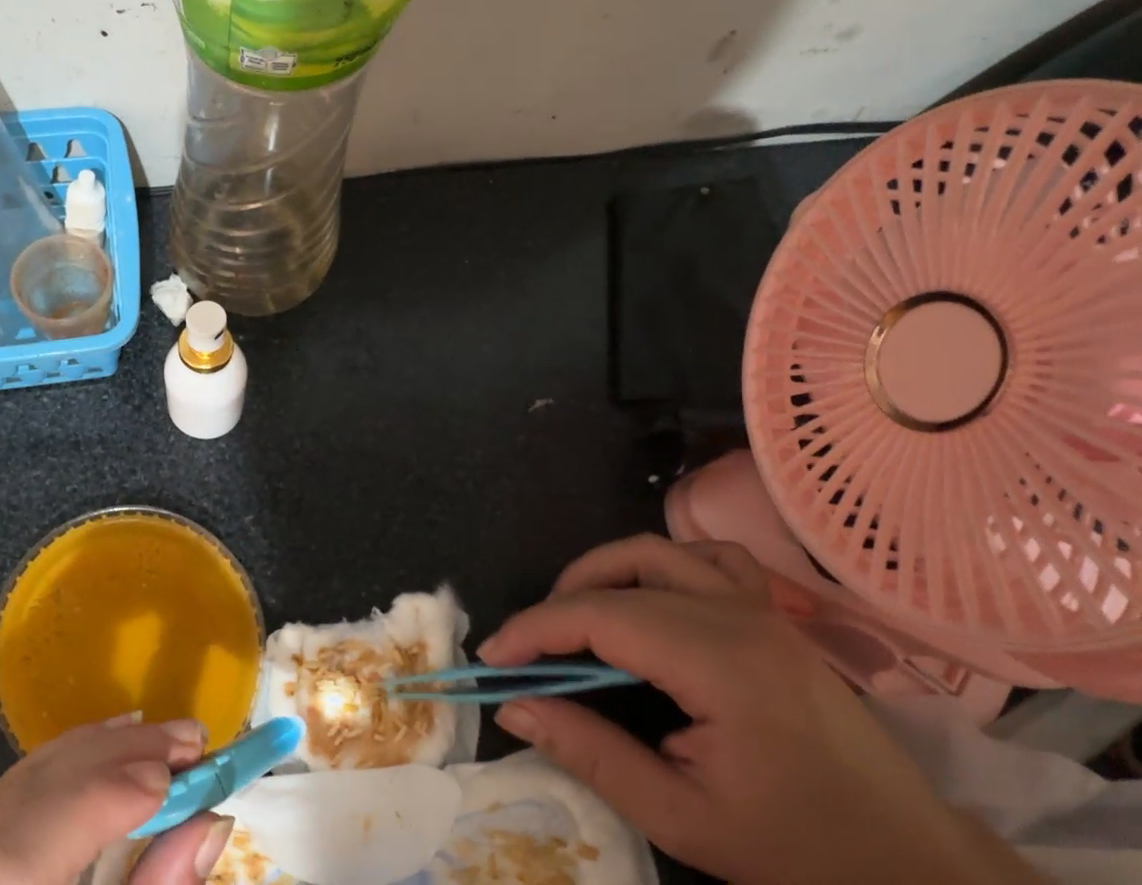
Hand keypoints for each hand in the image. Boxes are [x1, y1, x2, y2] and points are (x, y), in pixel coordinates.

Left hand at [0, 714, 233, 884]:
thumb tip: (209, 823)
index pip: (28, 843)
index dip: (103, 797)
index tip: (177, 775)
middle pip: (31, 794)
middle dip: (116, 757)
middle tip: (193, 740)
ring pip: (24, 779)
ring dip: (101, 749)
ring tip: (165, 738)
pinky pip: (17, 785)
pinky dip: (70, 759)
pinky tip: (110, 741)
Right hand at [478, 535, 1042, 884]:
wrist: (912, 861)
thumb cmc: (798, 846)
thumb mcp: (681, 817)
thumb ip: (591, 754)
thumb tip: (514, 707)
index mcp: (721, 664)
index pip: (600, 616)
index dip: (534, 630)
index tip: (492, 660)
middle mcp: (741, 617)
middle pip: (622, 576)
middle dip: (558, 605)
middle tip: (527, 651)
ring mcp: (764, 610)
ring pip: (661, 551)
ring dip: (603, 573)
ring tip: (575, 618)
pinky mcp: (776, 618)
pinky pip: (709, 559)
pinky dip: (662, 566)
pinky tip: (647, 602)